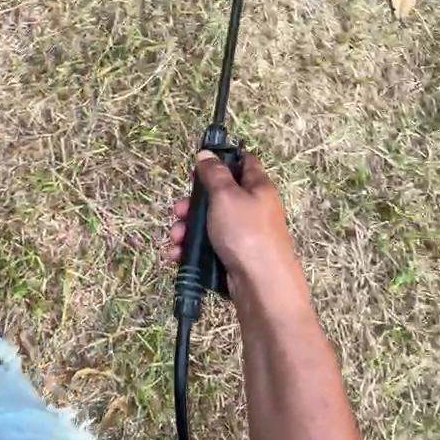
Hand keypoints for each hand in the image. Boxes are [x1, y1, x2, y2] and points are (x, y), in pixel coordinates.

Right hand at [167, 150, 308, 310]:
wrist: (262, 285)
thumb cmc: (246, 233)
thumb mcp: (226, 196)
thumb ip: (214, 174)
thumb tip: (207, 155)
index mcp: (257, 187)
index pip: (244, 162)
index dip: (222, 160)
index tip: (200, 166)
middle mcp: (252, 208)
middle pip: (218, 196)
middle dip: (193, 204)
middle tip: (180, 211)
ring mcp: (243, 234)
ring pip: (209, 223)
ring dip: (188, 229)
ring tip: (177, 239)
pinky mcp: (233, 255)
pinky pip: (209, 246)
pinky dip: (192, 249)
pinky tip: (179, 255)